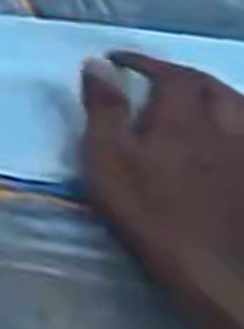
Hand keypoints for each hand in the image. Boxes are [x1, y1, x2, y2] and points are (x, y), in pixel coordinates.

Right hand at [80, 51, 243, 328]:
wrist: (209, 269)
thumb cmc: (143, 205)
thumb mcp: (105, 152)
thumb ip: (105, 106)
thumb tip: (99, 64)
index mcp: (185, 125)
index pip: (175, 77)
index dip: (145, 62)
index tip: (114, 59)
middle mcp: (229, 136)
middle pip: (220, 92)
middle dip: (185, 76)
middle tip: (151, 75)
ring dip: (218, 97)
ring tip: (188, 99)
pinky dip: (235, 125)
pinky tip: (222, 133)